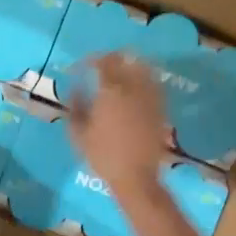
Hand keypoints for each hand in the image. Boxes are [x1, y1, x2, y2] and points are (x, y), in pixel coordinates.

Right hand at [68, 53, 169, 194]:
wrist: (135, 177)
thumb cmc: (102, 156)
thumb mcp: (78, 133)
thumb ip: (75, 107)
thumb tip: (75, 90)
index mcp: (111, 91)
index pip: (103, 62)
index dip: (91, 60)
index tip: (81, 67)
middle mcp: (133, 89)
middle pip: (126, 60)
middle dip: (113, 58)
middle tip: (101, 65)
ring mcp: (150, 98)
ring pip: (144, 69)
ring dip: (130, 66)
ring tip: (119, 73)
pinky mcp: (160, 109)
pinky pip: (153, 85)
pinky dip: (143, 80)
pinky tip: (134, 89)